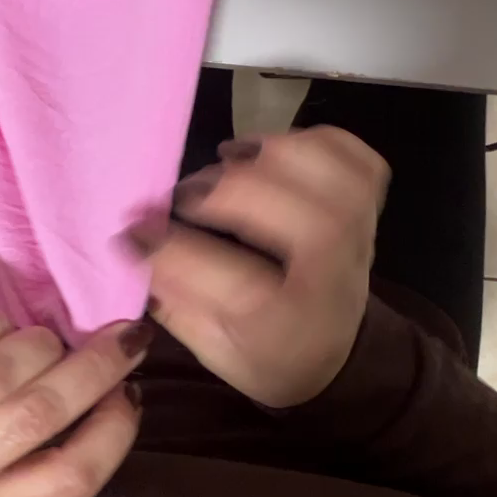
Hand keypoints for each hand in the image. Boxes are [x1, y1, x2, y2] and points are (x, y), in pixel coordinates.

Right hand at [136, 126, 388, 407]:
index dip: (178, 252)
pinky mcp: (366, 206)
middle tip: (184, 195)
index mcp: (293, 326)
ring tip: (227, 160)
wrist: (333, 354)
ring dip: (274, 155)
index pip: (241, 287)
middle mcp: (336, 278)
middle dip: (234, 192)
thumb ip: (177, 303)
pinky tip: (271, 154)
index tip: (131, 234)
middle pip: (310, 222)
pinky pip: (355, 158)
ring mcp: (360, 237)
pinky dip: (313, 142)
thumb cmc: (265, 355)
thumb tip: (136, 248)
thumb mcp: (215, 351)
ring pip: (337, 179)